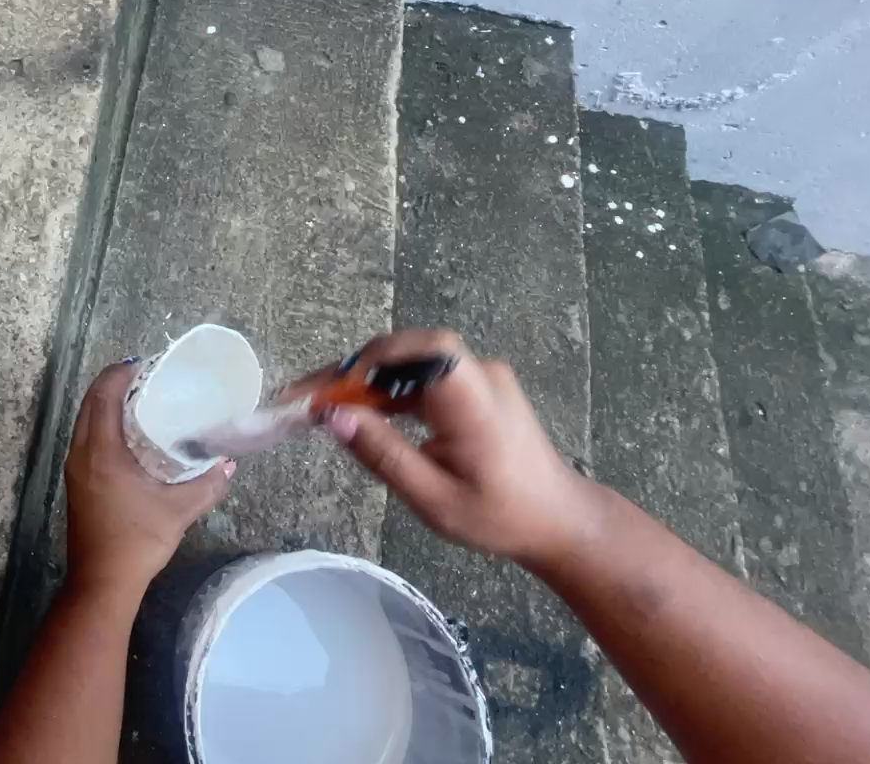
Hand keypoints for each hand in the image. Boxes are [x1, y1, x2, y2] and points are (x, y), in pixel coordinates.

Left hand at [64, 361, 233, 593]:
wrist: (102, 582)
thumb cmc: (137, 540)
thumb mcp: (179, 511)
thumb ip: (207, 484)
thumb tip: (229, 463)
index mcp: (101, 450)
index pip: (104, 394)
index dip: (121, 373)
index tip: (146, 365)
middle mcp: (81, 452)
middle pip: (91, 401)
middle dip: (115, 383)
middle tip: (147, 378)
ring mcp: (75, 467)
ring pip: (85, 418)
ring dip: (106, 402)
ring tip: (140, 399)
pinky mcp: (76, 480)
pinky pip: (85, 435)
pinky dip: (102, 422)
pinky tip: (127, 432)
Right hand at [315, 329, 598, 566]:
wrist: (558, 519)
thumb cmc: (498, 516)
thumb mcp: (433, 499)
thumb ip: (382, 454)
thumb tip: (332, 417)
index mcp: (475, 402)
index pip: (420, 354)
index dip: (368, 362)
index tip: (324, 393)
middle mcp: (479, 373)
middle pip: (405, 350)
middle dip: (352, 370)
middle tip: (311, 399)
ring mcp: (477, 373)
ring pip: (407, 359)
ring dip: (364, 378)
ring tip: (326, 406)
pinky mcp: (470, 381)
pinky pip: (418, 372)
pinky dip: (384, 386)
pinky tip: (362, 410)